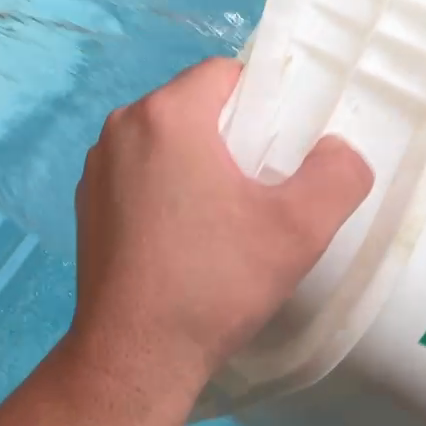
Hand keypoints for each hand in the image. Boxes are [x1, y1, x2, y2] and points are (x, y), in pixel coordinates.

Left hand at [67, 57, 372, 395]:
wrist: (133, 351)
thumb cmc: (214, 280)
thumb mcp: (297, 230)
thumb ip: (336, 175)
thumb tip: (339, 148)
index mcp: (165, 114)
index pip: (222, 74)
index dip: (261, 98)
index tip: (282, 144)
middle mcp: (121, 125)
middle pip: (190, 104)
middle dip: (229, 132)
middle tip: (261, 183)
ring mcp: (96, 163)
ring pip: (161, 138)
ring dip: (194, 159)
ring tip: (224, 214)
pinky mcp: (86, 199)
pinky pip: (135, 170)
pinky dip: (161, 185)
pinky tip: (181, 235)